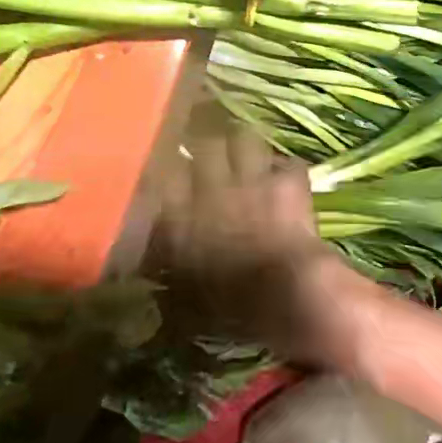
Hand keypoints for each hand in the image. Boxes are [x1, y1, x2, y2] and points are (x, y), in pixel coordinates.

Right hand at [153, 117, 334, 357]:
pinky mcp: (289, 184)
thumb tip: (152, 266)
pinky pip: (289, 163)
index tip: (171, 170)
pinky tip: (286, 179)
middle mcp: (210, 186)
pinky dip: (287, 170)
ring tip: (247, 156)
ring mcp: (252, 179)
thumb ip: (166, 272)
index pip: (160, 171)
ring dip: (246, 146)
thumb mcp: (183, 296)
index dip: (166, 166)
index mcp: (177, 213)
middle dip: (207, 144)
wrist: (285, 292)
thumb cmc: (230, 304)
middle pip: (203, 142)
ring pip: (244, 138)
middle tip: (212, 155)